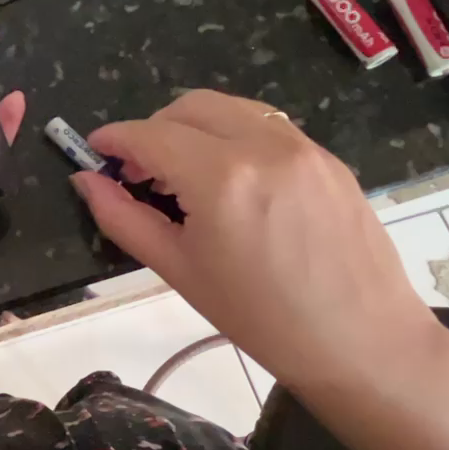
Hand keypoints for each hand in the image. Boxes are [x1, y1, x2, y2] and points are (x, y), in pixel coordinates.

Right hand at [70, 90, 438, 386]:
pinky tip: (229, 181)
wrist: (362, 342)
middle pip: (188, 106)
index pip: (151, 135)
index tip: (95, 151)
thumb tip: (86, 181)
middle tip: (138, 170)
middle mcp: (263, 146)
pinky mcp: (328, 157)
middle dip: (152, 128)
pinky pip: (266, 126)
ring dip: (192, 126)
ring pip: (229, 108)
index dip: (115, 139)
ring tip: (182, 173)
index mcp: (222, 178)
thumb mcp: (178, 269)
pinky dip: (232, 136)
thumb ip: (123, 218)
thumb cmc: (259, 317)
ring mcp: (303, 147)